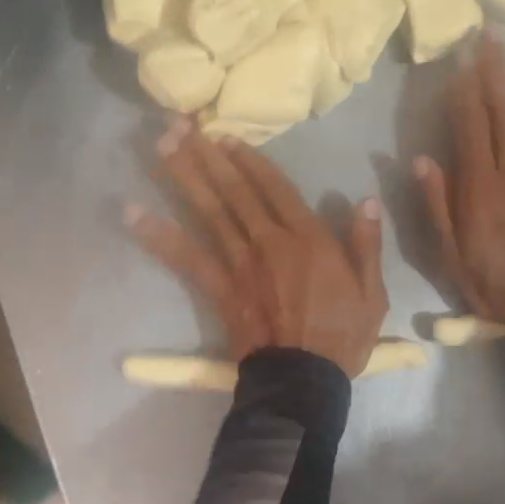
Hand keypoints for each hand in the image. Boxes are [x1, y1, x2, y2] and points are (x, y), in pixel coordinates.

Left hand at [128, 118, 388, 376]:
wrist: (304, 380)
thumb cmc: (344, 339)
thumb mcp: (372, 294)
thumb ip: (367, 246)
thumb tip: (366, 202)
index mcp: (311, 240)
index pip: (277, 189)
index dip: (251, 161)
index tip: (229, 138)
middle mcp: (271, 242)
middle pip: (236, 191)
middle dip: (209, 155)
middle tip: (181, 124)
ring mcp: (242, 264)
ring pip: (210, 212)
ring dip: (185, 175)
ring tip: (163, 144)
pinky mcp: (221, 289)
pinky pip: (187, 257)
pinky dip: (158, 235)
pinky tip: (132, 213)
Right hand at [414, 32, 504, 355]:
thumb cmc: (491, 284)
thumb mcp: (450, 254)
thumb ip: (438, 205)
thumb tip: (421, 159)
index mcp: (478, 186)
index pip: (470, 126)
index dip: (465, 89)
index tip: (462, 55)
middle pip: (501, 112)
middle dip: (495, 71)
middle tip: (492, 32)